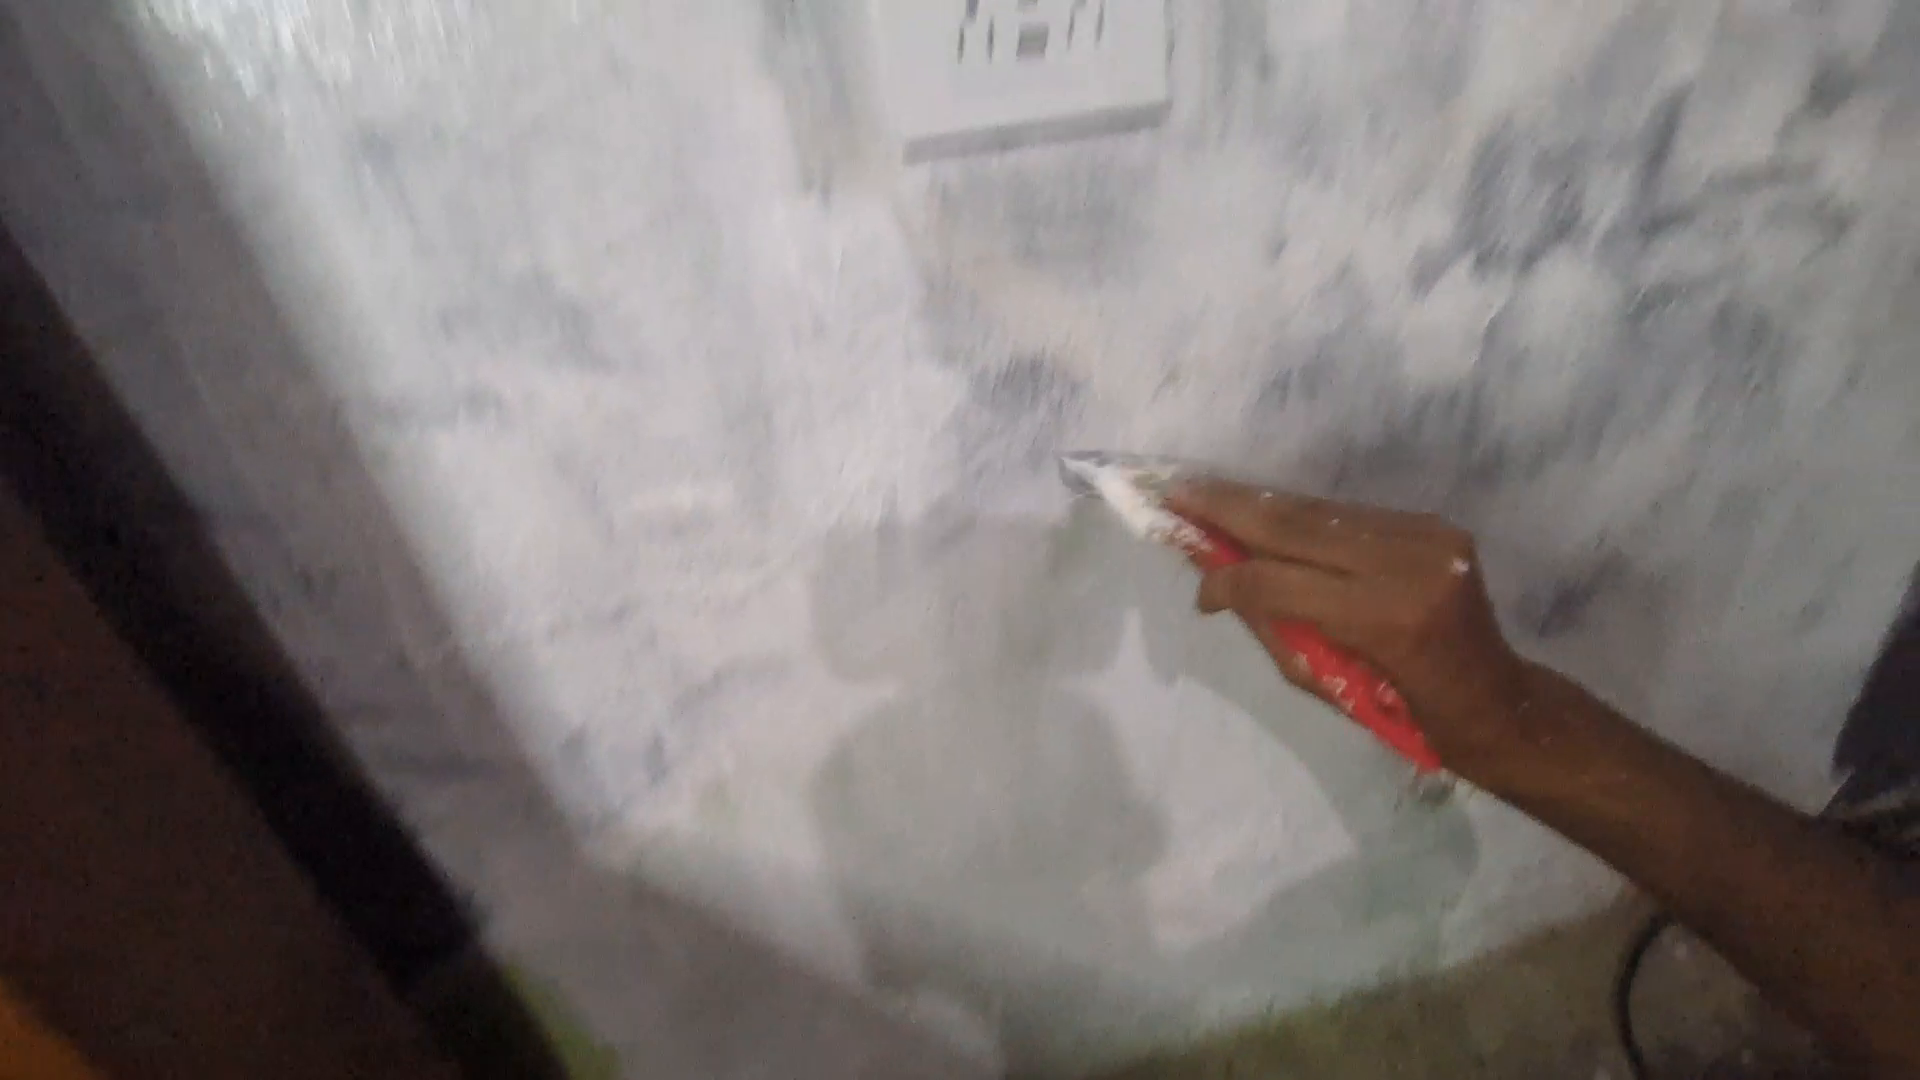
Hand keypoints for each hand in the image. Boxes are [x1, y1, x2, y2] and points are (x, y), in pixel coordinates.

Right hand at [1166, 477, 1534, 780]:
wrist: (1495, 696)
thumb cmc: (1402, 709)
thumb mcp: (1322, 680)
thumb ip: (1270, 620)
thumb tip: (1218, 577)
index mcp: (1382, 618)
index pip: (1277, 581)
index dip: (1226, 577)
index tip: (1197, 589)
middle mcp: (1406, 563)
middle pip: (1292, 524)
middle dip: (1224, 506)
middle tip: (1172, 491)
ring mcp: (1424, 535)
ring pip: (1315, 510)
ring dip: (1253, 501)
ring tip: (1201, 492)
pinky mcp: (1430, 522)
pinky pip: (1342, 514)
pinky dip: (1294, 513)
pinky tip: (1258, 509)